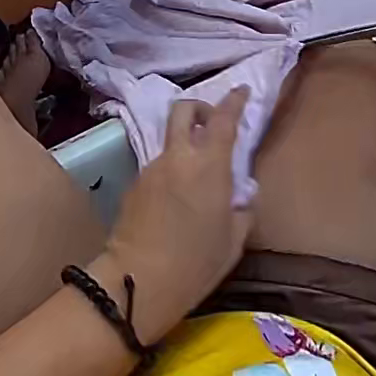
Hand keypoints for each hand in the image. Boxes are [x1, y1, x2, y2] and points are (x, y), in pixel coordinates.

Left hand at [99, 88, 251, 341]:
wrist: (136, 285)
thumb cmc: (196, 264)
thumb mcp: (234, 240)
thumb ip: (242, 210)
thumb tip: (240, 198)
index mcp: (210, 165)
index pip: (224, 118)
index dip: (234, 100)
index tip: (242, 91)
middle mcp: (178, 158)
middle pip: (183, 110)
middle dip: (200, 107)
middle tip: (212, 123)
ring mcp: (151, 169)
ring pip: (170, 142)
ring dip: (185, 148)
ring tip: (196, 180)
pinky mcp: (134, 186)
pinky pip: (158, 168)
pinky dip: (171, 173)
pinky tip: (176, 202)